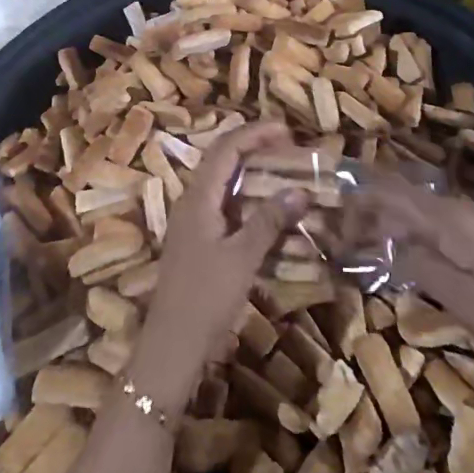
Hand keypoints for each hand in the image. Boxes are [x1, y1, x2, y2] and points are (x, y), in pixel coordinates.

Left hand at [126, 123, 306, 411]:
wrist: (173, 343)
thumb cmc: (206, 298)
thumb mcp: (242, 258)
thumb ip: (269, 222)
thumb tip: (300, 190)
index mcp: (197, 198)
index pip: (225, 150)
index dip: (254, 133)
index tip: (287, 129)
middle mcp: (191, 202)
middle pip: (221, 161)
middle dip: (253, 148)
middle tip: (289, 147)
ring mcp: (192, 223)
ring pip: (222, 185)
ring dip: (251, 173)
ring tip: (283, 171)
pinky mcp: (197, 242)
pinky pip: (224, 208)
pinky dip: (247, 201)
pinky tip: (268, 212)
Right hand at [350, 173, 473, 366]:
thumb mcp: (453, 294)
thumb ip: (411, 263)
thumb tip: (378, 245)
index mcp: (443, 216)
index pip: (385, 191)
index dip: (354, 201)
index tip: (332, 223)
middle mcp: (453, 208)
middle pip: (397, 197)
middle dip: (365, 212)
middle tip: (341, 241)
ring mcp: (469, 222)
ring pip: (413, 211)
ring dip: (386, 225)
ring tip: (364, 251)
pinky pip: (430, 225)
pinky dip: (408, 235)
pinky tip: (403, 260)